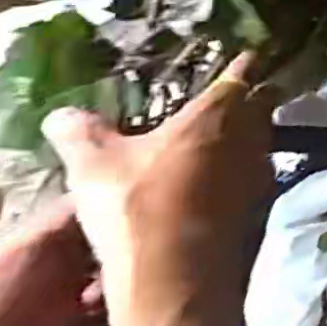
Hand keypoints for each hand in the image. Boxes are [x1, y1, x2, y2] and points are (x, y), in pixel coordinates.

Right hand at [42, 53, 274, 301]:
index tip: (247, 55)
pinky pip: (258, 169)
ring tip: (221, 138)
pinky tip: (220, 180)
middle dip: (252, 95)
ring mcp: (263, 162)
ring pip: (263, 134)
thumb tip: (61, 112)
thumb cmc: (137, 206)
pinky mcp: (265, 195)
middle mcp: (251, 130)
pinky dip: (243, 167)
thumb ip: (82, 135)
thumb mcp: (96, 167)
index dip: (244, 62)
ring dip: (247, 133)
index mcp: (218, 111)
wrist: (175, 271)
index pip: (242, 72)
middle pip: (262, 101)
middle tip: (231, 98)